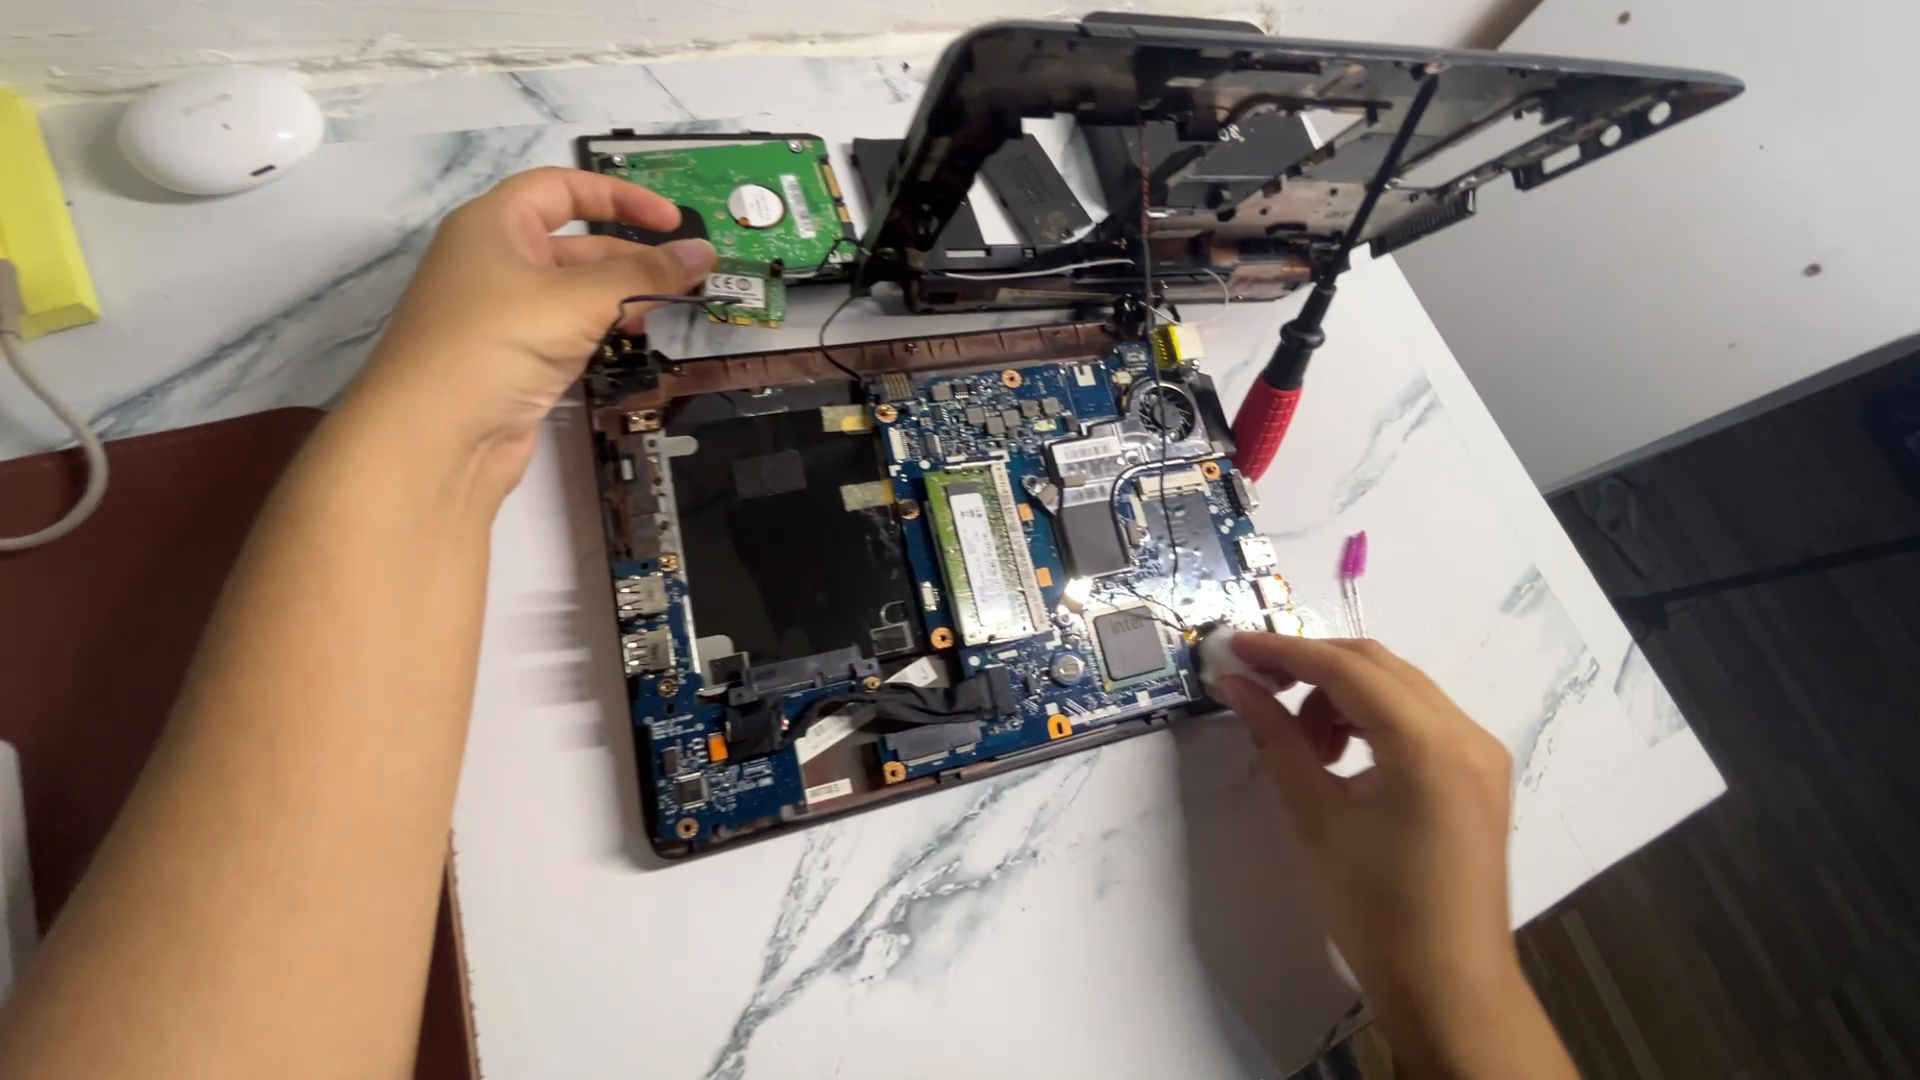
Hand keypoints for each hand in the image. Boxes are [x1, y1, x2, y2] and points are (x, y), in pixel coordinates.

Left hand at [345, 167, 715, 489]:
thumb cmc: (498, 343)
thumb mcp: (578, 300)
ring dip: (622, 295)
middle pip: (576, 244)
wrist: (438, 435)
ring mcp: (506, 312)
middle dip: (632, 255)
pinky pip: (570, 328)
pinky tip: (633, 340)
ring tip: (668, 309)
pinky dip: (604, 327)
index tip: (673, 221)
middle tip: (686, 275)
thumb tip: (705, 252)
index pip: (562, 189)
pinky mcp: (517, 356)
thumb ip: (645, 275)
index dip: (619, 197)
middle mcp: (498, 261)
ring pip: (577, 291)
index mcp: (495, 225)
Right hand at [1213, 634, 1575, 1078]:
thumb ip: (1273, 735)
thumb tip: (1233, 684)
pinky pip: (1414, 715)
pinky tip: (1336, 752)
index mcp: (1431, 746)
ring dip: (1338, 692)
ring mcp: (1479, 752)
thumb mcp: (1313, 813)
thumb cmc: (1373, 904)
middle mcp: (1467, 735)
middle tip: (1256, 682)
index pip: (1348, 670)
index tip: (1233, 645)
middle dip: (1310, 664)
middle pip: (1377, 665)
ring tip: (1300, 739)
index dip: (1285, 651)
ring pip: (1395, 686)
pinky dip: (1367, 715)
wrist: (1446, 985)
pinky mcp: (1476, 771)